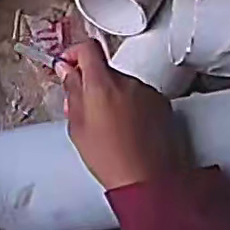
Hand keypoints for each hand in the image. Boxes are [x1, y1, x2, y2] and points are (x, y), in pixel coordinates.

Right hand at [55, 39, 190, 190]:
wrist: (148, 180)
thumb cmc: (111, 159)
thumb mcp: (77, 126)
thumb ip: (72, 92)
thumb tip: (67, 72)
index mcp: (102, 85)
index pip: (88, 48)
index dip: (73, 52)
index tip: (67, 64)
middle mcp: (127, 83)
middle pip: (104, 69)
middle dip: (91, 83)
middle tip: (82, 107)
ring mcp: (147, 92)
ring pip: (122, 84)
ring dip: (111, 96)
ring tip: (106, 125)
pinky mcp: (162, 104)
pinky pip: (139, 96)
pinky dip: (129, 106)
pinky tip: (124, 129)